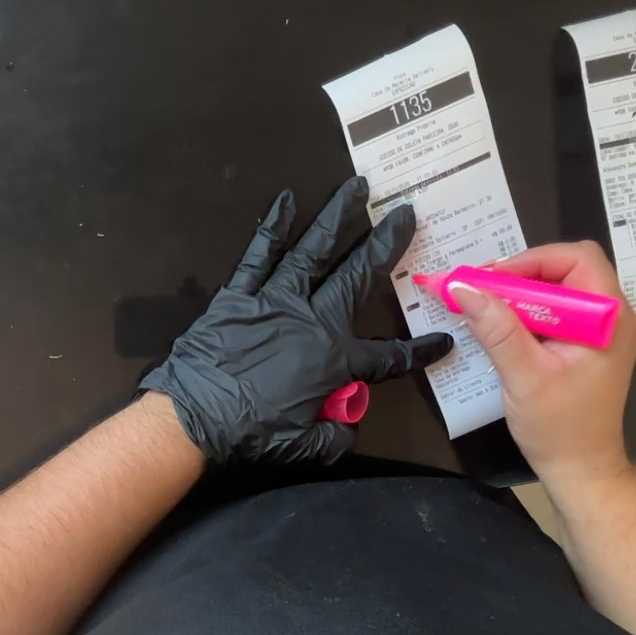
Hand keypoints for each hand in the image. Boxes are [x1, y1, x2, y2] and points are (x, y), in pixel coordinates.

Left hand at [140, 178, 454, 464]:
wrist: (192, 419)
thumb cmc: (250, 435)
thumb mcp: (305, 448)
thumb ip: (335, 437)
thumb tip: (347, 427)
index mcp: (334, 360)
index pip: (387, 356)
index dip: (418, 351)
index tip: (442, 340)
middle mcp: (312, 320)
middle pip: (357, 276)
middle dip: (386, 244)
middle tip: (405, 213)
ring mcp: (274, 301)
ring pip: (313, 251)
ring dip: (337, 217)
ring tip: (357, 186)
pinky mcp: (239, 296)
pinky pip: (258, 256)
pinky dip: (272, 228)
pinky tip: (285, 200)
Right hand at [451, 241, 635, 485]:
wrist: (580, 465)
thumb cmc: (558, 426)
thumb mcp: (523, 377)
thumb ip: (497, 330)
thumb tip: (465, 288)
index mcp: (607, 318)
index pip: (576, 260)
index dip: (530, 260)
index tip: (490, 279)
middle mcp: (610, 315)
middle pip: (566, 268)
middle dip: (519, 273)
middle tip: (479, 289)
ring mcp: (599, 329)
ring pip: (558, 288)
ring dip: (518, 292)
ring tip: (483, 305)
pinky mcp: (584, 342)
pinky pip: (555, 310)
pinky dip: (524, 310)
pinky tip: (499, 323)